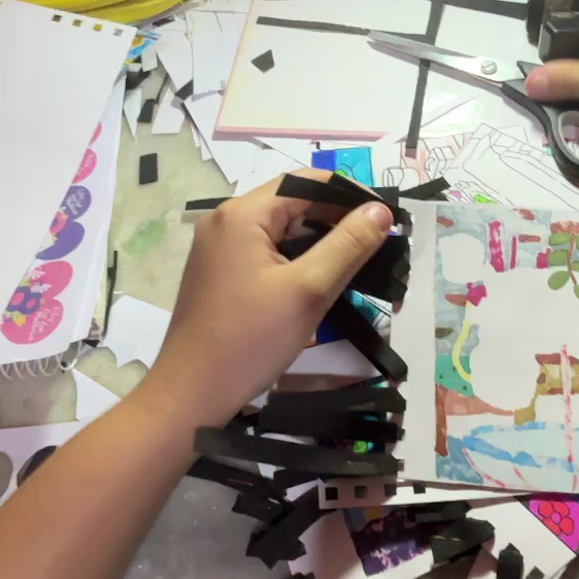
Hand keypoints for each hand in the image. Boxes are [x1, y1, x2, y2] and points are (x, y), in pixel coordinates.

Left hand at [133, 171, 392, 427]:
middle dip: (338, 218)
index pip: (306, 182)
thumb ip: (348, 244)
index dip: (350, 193)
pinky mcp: (222, 272)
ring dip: (321, 240)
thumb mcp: (308, 290)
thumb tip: (380, 211)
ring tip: (361, 260)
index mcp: (242, 214)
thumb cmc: (250, 340)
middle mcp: (226, 221)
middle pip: (293, 203)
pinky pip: (268, 251)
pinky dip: (299, 258)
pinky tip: (324, 278)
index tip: (388, 216)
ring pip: (282, 229)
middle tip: (380, 242)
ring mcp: (220, 247)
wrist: (190, 395)